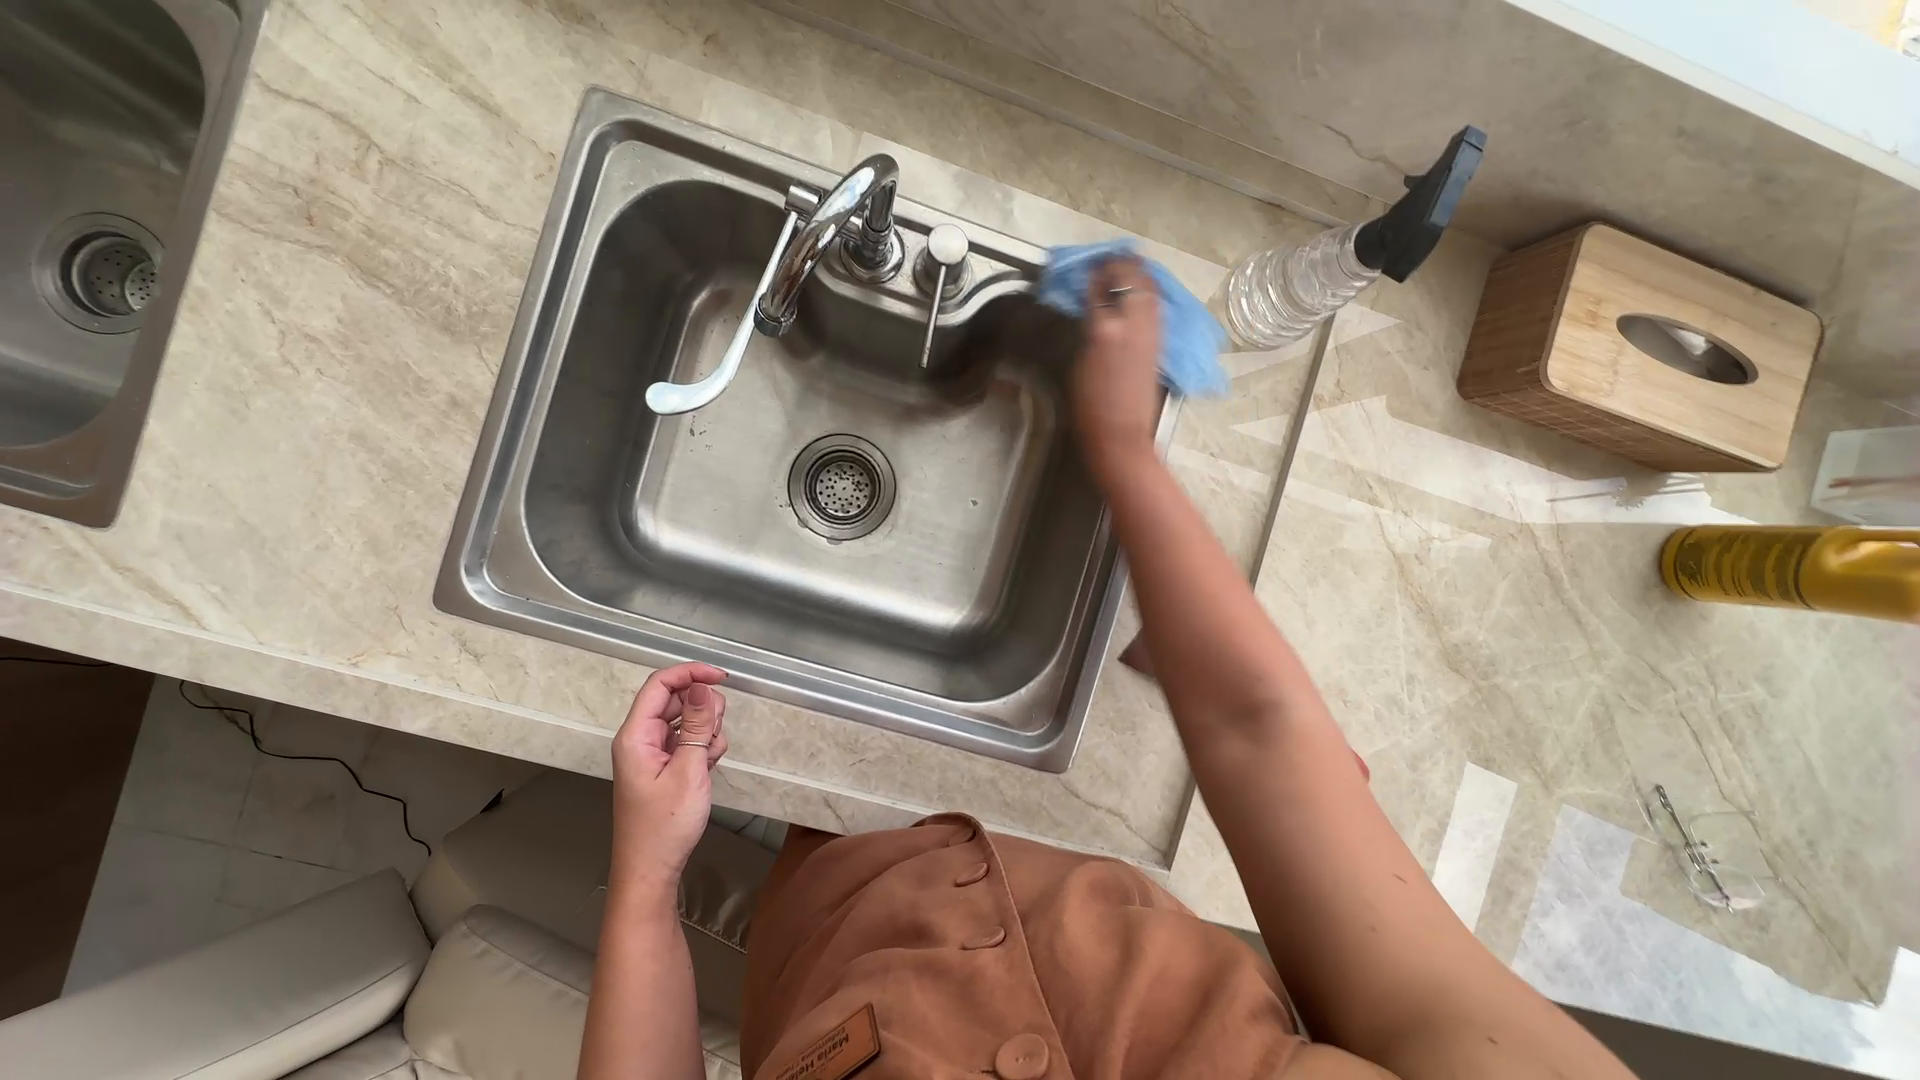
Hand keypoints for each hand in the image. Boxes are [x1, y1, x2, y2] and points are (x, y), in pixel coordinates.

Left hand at [609, 662, 729, 898]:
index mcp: (636, 735)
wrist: (652, 870)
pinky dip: (703, 747)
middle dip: (703, 709)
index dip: (690, 673)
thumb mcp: (688, 771)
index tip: (723, 678)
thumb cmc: (666, 824)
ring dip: (706, 730)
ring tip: (710, 758)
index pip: (660, 685)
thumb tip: (702, 686)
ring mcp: (652, 753)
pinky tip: (708, 767)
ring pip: (685, 720)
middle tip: (715, 734)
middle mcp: (640, 739)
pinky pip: (687, 741)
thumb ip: (696, 725)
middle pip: (675, 700)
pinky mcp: (664, 767)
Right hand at [1073, 257, 1161, 476]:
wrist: (1119, 433)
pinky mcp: (1160, 342)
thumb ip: (1089, 328)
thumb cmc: (1089, 404)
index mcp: (1103, 328)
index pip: (1098, 286)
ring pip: (1149, 287)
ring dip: (1139, 272)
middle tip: (1110, 258)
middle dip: (1120, 263)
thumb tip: (1095, 310)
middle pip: (1130, 277)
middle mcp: (1131, 322)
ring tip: (1129, 265)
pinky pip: (1156, 305)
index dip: (1093, 271)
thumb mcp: (1080, 359)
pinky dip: (1149, 291)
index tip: (1088, 265)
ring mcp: (1150, 330)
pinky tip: (1141, 290)